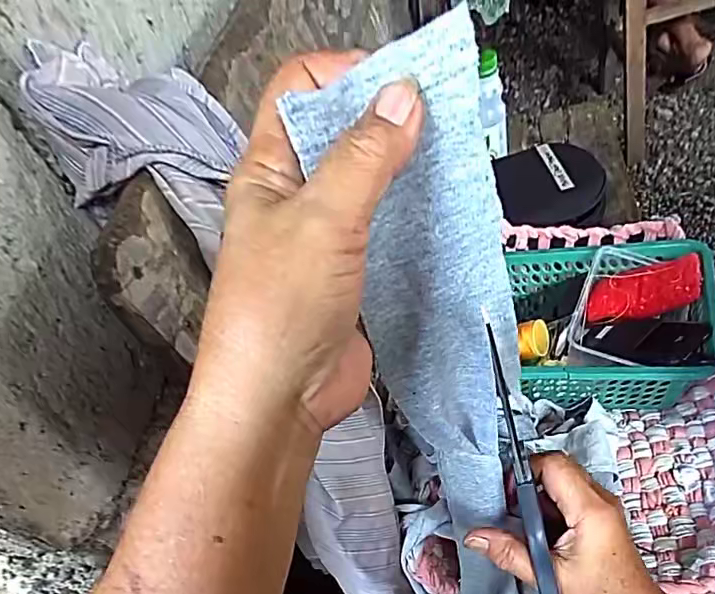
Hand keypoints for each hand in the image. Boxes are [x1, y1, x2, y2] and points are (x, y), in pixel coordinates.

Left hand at [191, 53, 425, 435]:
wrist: (283, 397)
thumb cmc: (274, 314)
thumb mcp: (322, 219)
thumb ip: (364, 159)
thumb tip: (401, 101)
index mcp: (270, 171)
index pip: (304, 91)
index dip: (349, 76)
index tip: (401, 82)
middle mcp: (298, 202)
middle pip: (344, 139)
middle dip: (389, 125)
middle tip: (437, 124)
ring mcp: (329, 244)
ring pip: (372, 191)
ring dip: (406, 178)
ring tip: (444, 169)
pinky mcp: (357, 281)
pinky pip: (389, 240)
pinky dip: (414, 227)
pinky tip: (438, 223)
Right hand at [465, 453, 671, 593]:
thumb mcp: (548, 578)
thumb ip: (510, 554)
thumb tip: (477, 537)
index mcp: (590, 510)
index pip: (554, 465)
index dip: (524, 472)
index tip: (508, 495)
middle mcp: (601, 500)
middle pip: (559, 467)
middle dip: (530, 483)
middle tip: (514, 510)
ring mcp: (604, 505)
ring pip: (565, 479)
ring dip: (542, 496)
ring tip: (531, 526)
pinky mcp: (602, 513)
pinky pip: (573, 493)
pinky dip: (554, 505)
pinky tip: (547, 533)